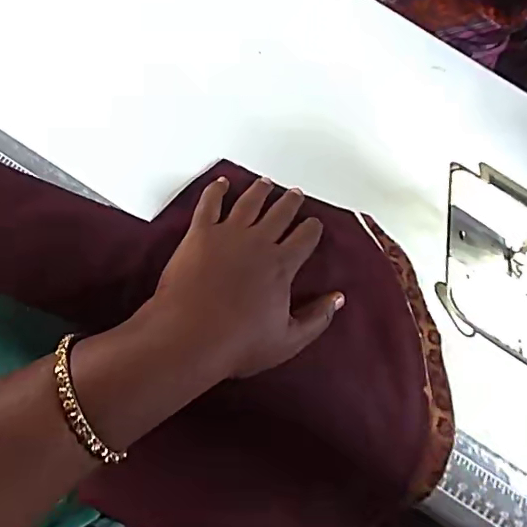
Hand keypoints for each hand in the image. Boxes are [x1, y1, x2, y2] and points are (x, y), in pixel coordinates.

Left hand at [140, 176, 342, 379]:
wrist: (191, 335)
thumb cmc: (236, 342)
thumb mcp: (288, 339)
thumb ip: (317, 317)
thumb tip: (336, 300)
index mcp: (280, 265)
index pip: (304, 237)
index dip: (312, 228)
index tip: (314, 223)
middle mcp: (257, 242)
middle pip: (279, 213)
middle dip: (290, 201)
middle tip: (295, 193)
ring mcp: (227, 233)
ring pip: (249, 202)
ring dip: (259, 191)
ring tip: (265, 183)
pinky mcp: (199, 233)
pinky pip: (210, 203)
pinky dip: (217, 190)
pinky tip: (222, 183)